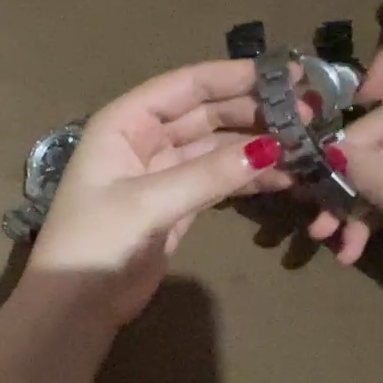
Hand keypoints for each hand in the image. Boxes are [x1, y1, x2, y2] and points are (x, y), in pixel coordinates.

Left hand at [28, 59, 294, 324]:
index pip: (186, 86)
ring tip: (305, 147)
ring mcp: (162, 173)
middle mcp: (144, 140)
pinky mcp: (176, 205)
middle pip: (207, 113)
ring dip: (257, 146)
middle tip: (308, 116)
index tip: (289, 74)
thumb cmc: (96, 242)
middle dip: (254, 112)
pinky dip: (247, 178)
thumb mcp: (148, 202)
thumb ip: (207, 174)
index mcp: (125, 123)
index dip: (235, 77)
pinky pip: (218, 180)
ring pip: (216, 148)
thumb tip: (273, 149)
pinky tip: (283, 177)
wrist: (75, 307)